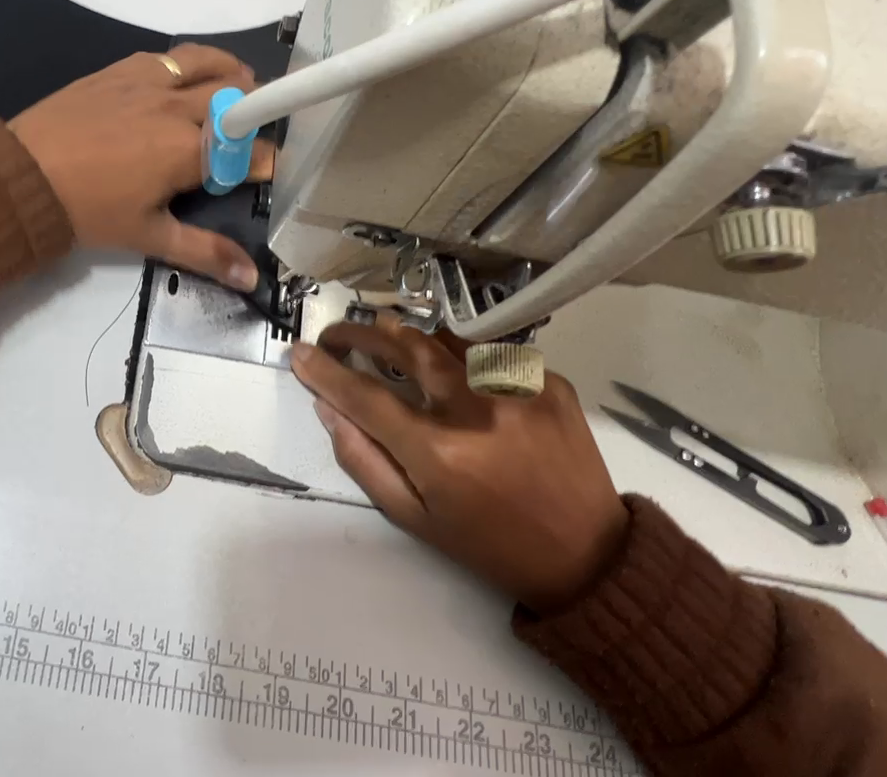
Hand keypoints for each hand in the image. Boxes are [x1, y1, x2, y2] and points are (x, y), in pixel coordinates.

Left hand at [10, 44, 274, 289]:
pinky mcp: (121, 69)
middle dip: (256, 113)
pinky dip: (192, 64)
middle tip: (253, 132)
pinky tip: (185, 78)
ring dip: (232, 75)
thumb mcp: (148, 235)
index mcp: (188, 150)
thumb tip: (251, 278)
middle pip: (237, 96)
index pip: (249, 151)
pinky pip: (170, 55)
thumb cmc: (89, 211)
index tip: (268, 172)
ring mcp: (148, 82)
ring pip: (208, 62)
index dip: (266, 161)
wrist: (22, 177)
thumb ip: (205, 252)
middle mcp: (177, 107)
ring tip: (236, 89)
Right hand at [290, 322, 627, 612]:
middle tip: (338, 334)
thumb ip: (363, 460)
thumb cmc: (488, 543)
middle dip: (361, 332)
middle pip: (405, 345)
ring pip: (446, 339)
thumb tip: (328, 408)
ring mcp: (518, 388)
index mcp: (439, 451)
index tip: (299, 352)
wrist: (586, 555)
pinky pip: (489, 354)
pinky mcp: (549, 381)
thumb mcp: (414, 517)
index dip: (324, 371)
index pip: (364, 395)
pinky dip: (458, 357)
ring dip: (408, 336)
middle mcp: (476, 408)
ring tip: (385, 336)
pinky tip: (452, 372)